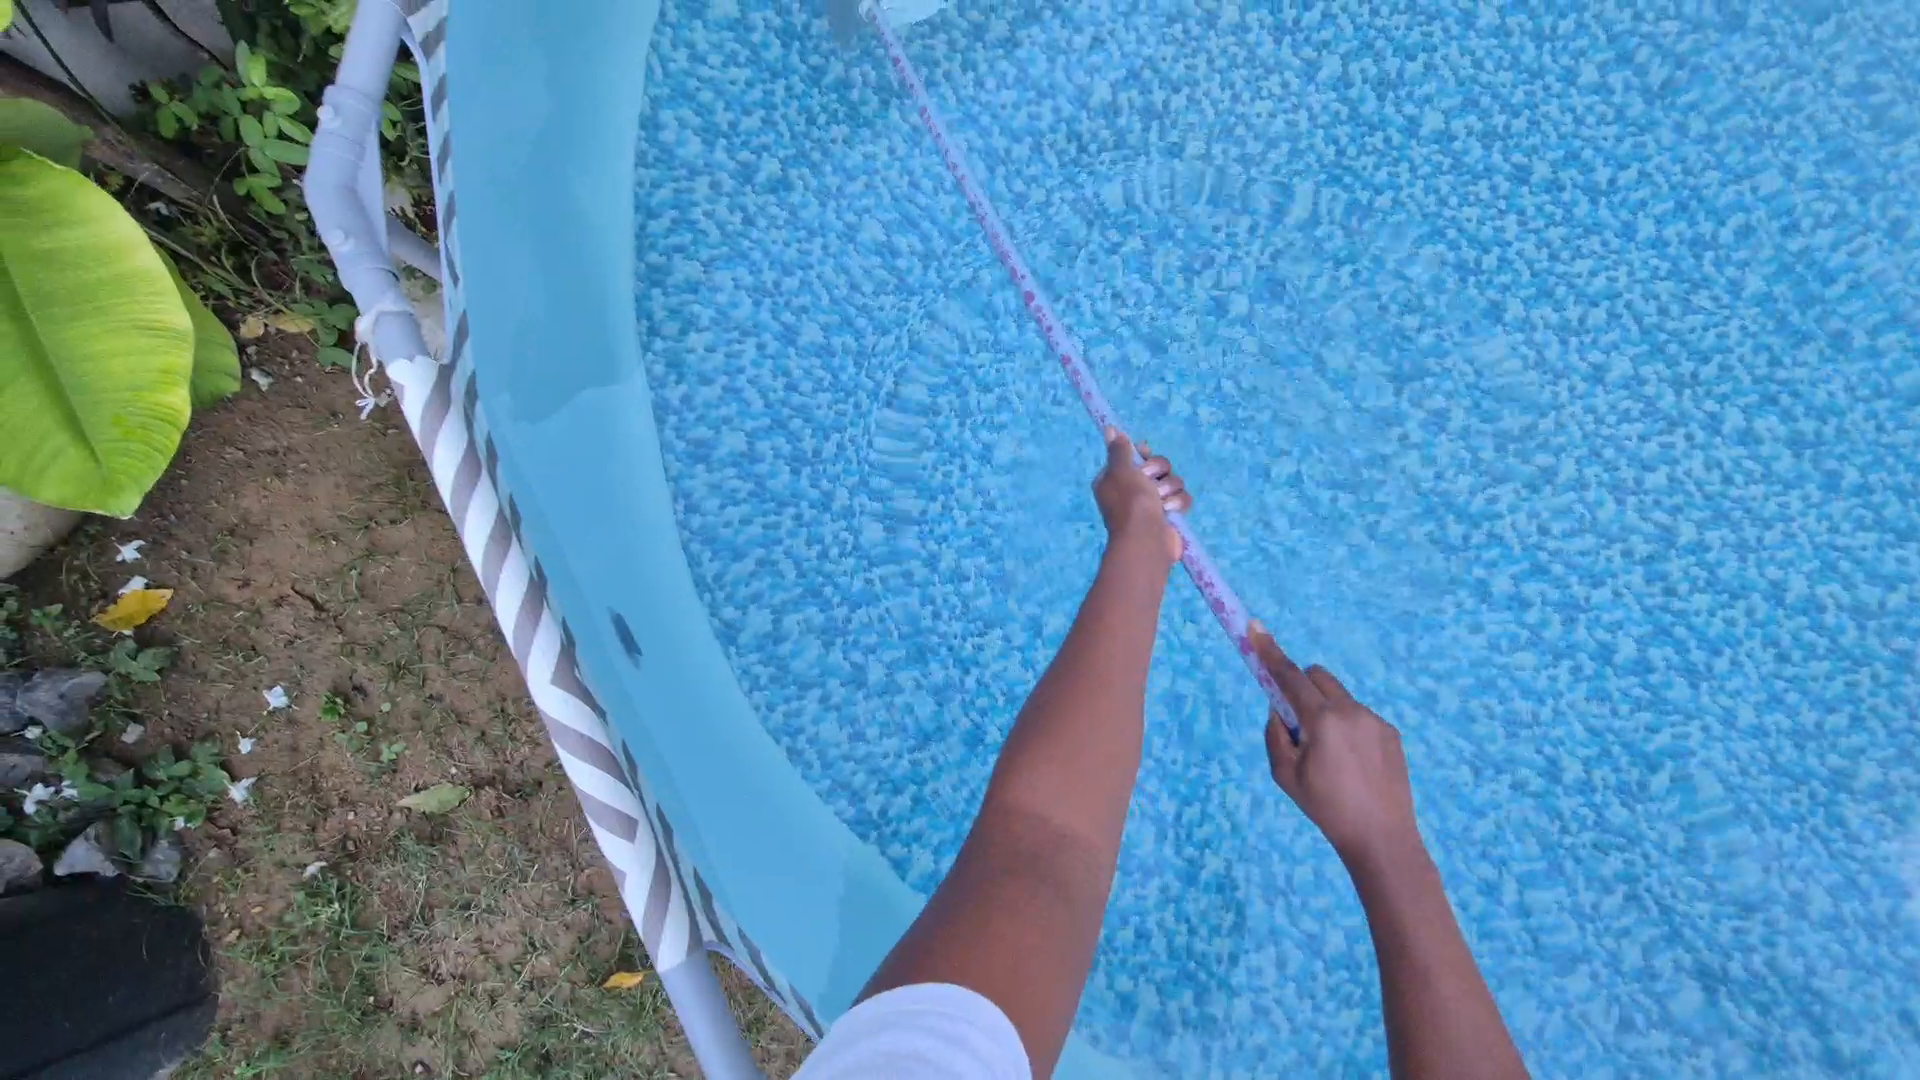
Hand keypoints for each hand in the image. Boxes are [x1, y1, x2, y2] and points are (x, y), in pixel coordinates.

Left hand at [1092, 427, 1190, 563]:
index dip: (1143, 454)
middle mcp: (1133, 490)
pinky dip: (1178, 503)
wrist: (1146, 538)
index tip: (1145, 453)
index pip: (1134, 456)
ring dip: (1169, 489)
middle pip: (1158, 466)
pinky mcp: (1169, 515)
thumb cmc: (1130, 501)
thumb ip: (1119, 449)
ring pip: (1173, 481)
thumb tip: (1110, 429)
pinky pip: (1182, 498)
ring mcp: (1152, 503)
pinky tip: (1170, 512)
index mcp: (1116, 478)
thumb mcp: (1120, 469)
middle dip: (1159, 472)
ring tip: (1160, 502)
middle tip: (1150, 481)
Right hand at [1253, 625, 1422, 865]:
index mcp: (1322, 720)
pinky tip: (1353, 764)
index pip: (1289, 676)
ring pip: (1339, 698)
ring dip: (1325, 710)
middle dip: (1301, 686)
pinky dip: (1346, 727)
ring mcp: (1374, 721)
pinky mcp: (1391, 733)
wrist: (1381, 838)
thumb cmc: (1326, 807)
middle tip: (1297, 723)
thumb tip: (1280, 711)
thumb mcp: (1284, 773)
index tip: (1255, 628)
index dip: (1269, 652)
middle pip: (1317, 676)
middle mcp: (1350, 711)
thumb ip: (1276, 734)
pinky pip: (1359, 716)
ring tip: (1330, 755)